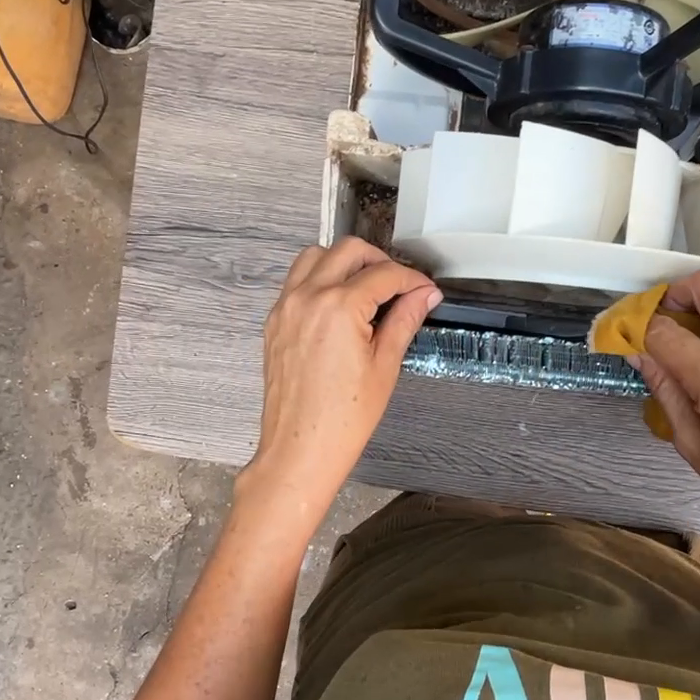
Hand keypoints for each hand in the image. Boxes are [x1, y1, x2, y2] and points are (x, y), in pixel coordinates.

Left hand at [242, 238, 441, 516]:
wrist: (302, 449)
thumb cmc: (342, 418)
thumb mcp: (385, 366)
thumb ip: (404, 321)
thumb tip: (423, 296)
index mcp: (339, 307)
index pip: (384, 274)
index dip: (411, 278)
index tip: (424, 289)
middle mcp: (308, 298)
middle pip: (348, 251)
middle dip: (379, 261)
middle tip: (400, 285)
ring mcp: (286, 308)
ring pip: (316, 256)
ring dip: (344, 262)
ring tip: (368, 288)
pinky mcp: (275, 322)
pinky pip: (297, 281)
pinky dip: (320, 279)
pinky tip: (340, 305)